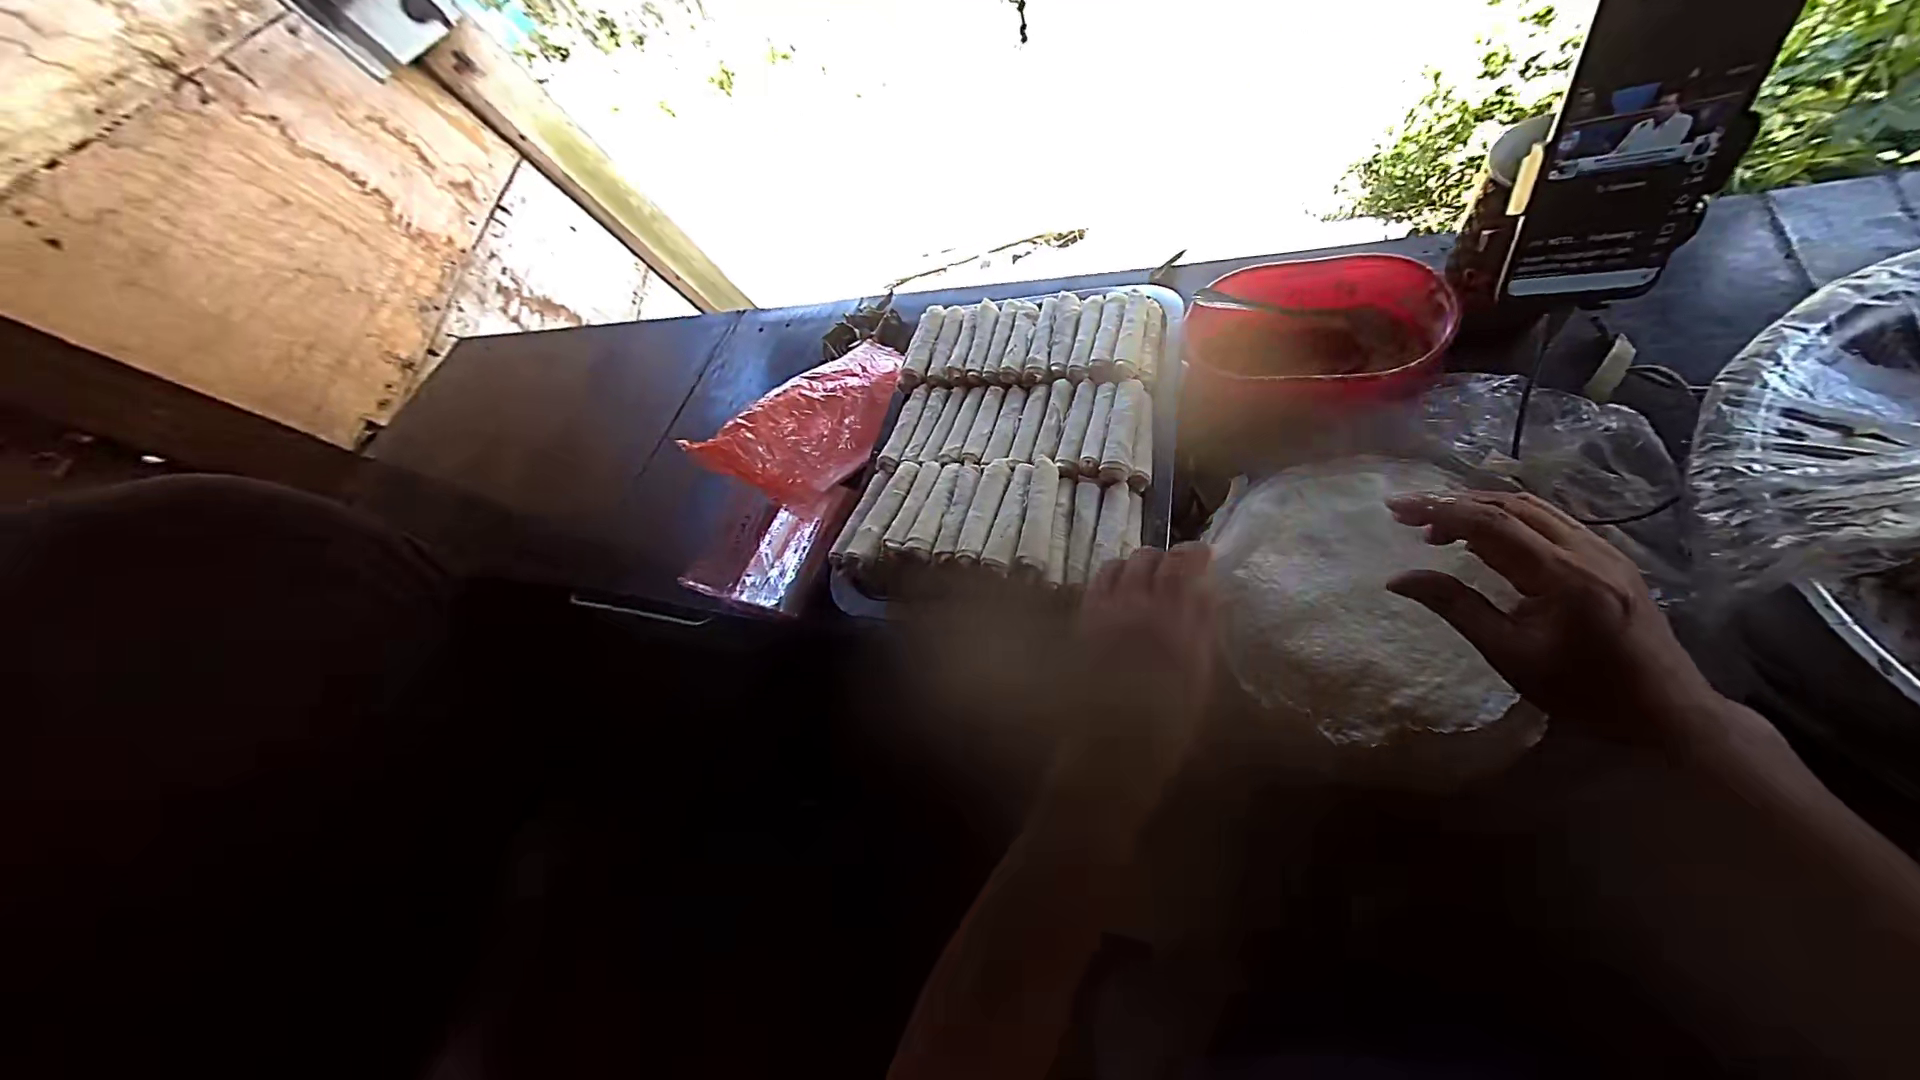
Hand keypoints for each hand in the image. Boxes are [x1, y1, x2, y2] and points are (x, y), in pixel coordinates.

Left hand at [1047, 544, 1217, 834]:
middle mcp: (1136, 607)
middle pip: (1148, 557)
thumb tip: (1209, 591)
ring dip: (1136, 565)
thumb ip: (1204, 627)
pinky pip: (1096, 583)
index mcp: (1174, 621)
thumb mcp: (1200, 674)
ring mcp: (1105, 612)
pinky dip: (1111, 577)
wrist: (1114, 746)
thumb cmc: (1169, 720)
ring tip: (1147, 580)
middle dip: (1165, 558)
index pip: (1183, 564)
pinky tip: (1121, 591)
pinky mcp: (1084, 621)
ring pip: (1119, 564)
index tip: (1203, 553)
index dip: (1193, 552)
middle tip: (1175, 571)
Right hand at [1383, 490, 1716, 742]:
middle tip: (1406, 513)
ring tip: (1435, 525)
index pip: (1491, 524)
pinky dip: (1505, 519)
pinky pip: (1550, 521)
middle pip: (1511, 506)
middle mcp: (1589, 552)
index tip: (1396, 509)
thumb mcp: (1506, 652)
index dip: (1439, 511)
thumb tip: (1398, 579)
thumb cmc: (1581, 691)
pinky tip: (1480, 538)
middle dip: (1453, 503)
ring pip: (1532, 508)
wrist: (1666, 712)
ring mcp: (1605, 551)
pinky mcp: (1608, 558)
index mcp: (1564, 577)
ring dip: (1478, 508)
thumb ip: (1454, 606)